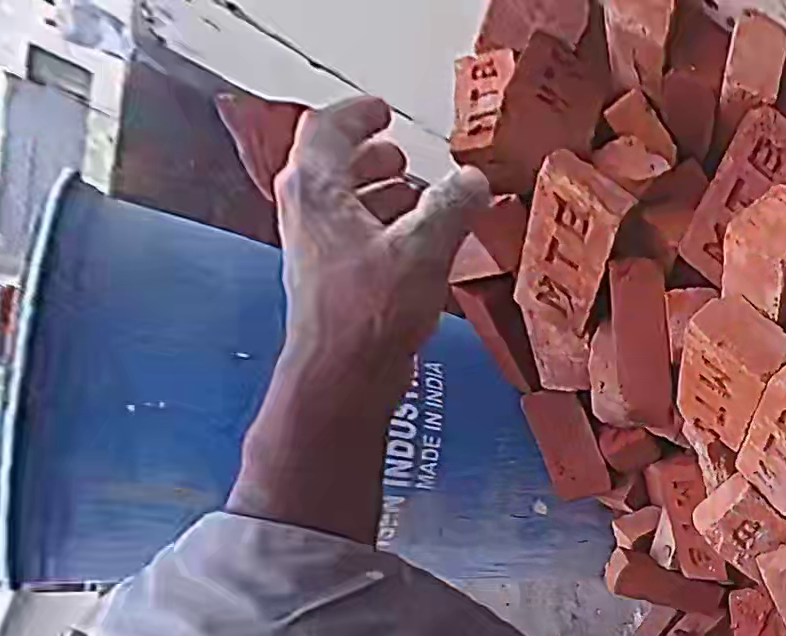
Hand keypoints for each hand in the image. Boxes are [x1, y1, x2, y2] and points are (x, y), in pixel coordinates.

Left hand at [223, 96, 487, 542]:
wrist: (346, 374)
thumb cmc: (375, 309)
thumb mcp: (423, 251)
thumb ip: (451, 209)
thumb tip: (477, 180)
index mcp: (318, 192)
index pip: (328, 130)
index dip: (358, 115)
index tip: (383, 111)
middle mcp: (308, 215)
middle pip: (333, 169)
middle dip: (370, 158)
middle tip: (401, 155)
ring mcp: (317, 252)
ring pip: (346, 207)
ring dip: (379, 196)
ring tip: (414, 196)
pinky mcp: (334, 285)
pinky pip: (357, 240)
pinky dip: (383, 230)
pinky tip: (415, 248)